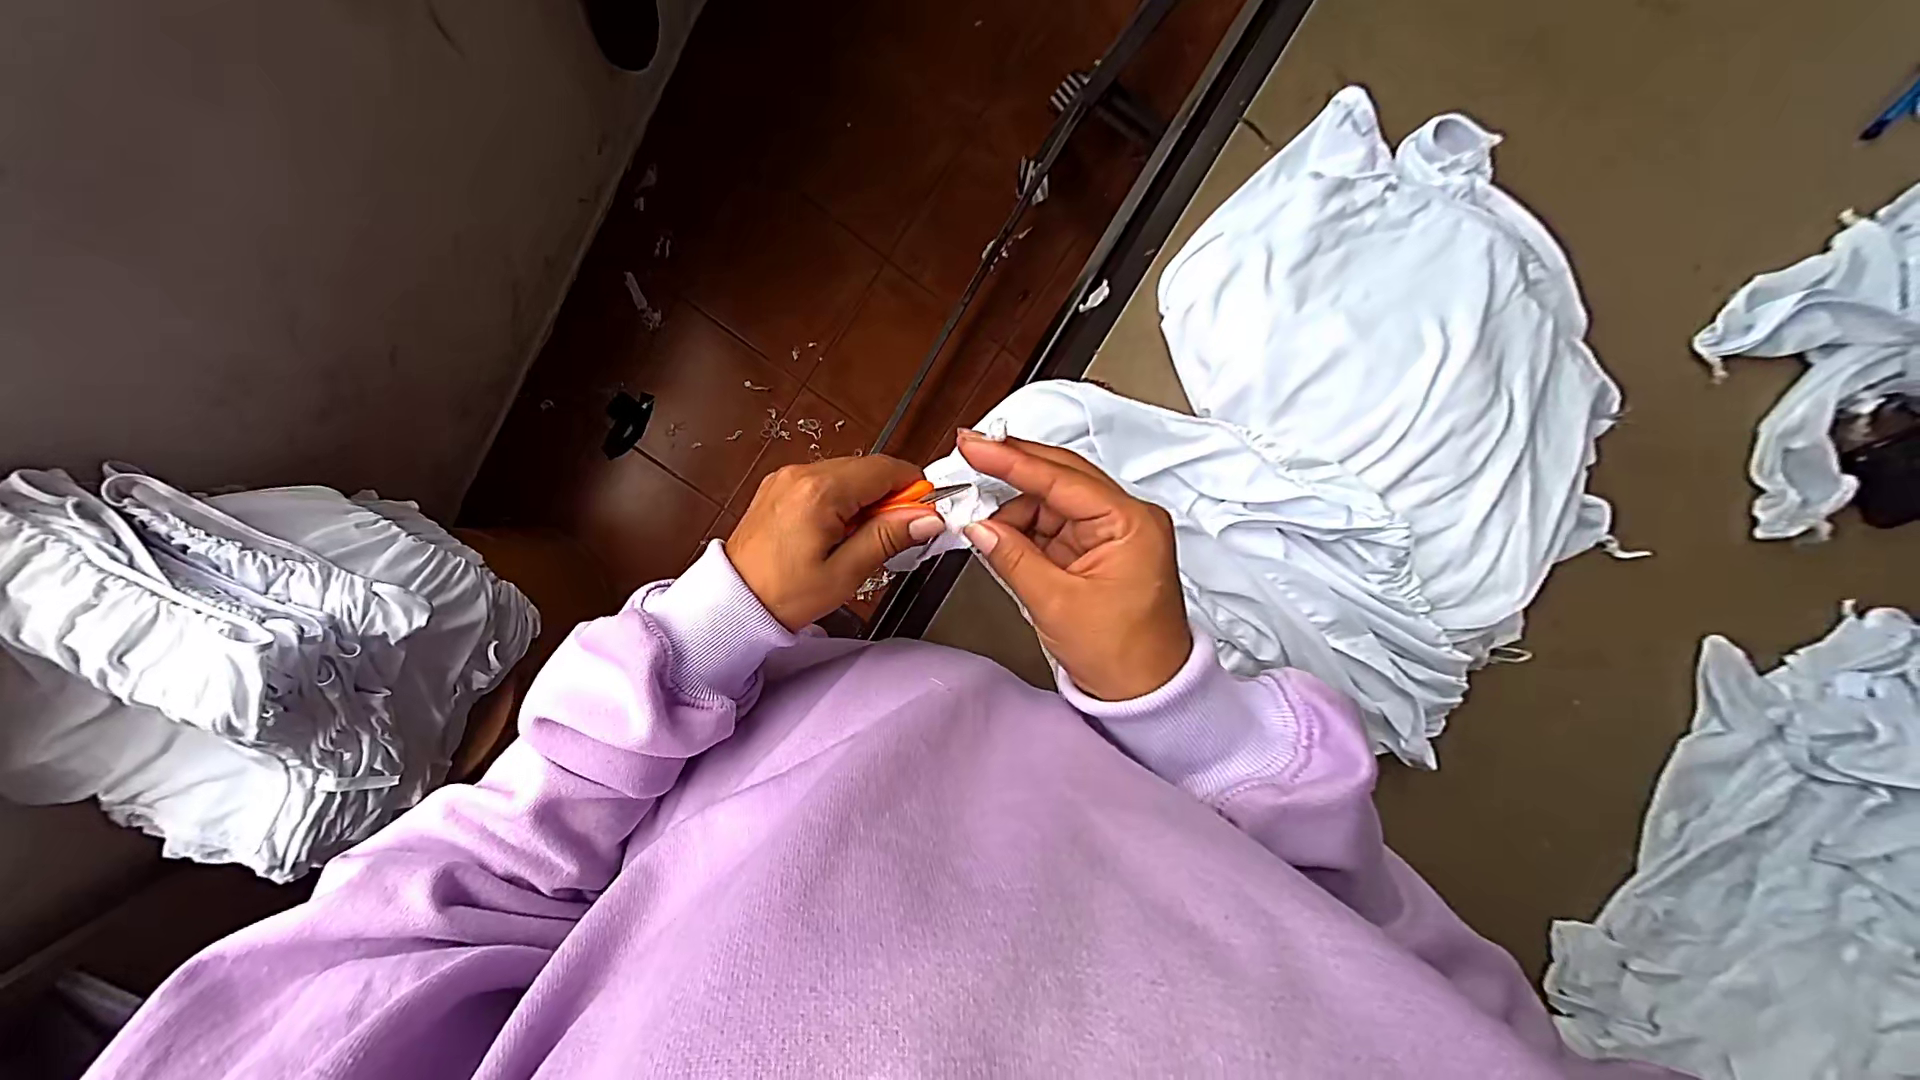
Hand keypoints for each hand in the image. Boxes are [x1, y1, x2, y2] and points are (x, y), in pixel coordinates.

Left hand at [728, 455, 946, 629]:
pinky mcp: (782, 486)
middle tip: (892, 536)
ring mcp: (788, 477)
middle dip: (891, 499)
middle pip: (870, 469)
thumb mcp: (846, 572)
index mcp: (819, 491)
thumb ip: (889, 537)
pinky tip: (840, 532)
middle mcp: (801, 474)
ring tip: (860, 540)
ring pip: (850, 475)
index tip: (923, 516)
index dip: (914, 491)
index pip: (887, 469)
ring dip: (868, 501)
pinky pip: (827, 482)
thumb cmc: (778, 594)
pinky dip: (844, 501)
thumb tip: (926, 518)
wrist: (731, 601)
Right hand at [956, 431, 1190, 699]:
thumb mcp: (1057, 604)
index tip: (976, 447)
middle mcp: (1126, 520)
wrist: (1147, 694)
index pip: (1061, 478)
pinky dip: (1024, 531)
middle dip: (1011, 474)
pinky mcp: (1096, 550)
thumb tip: (979, 527)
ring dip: (1014, 511)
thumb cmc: (1126, 657)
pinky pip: (1053, 527)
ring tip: (981, 526)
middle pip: (1059, 480)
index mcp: (1130, 524)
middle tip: (971, 458)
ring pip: (1051, 502)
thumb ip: (1012, 557)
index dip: (1011, 460)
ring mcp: (1111, 534)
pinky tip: (1001, 537)